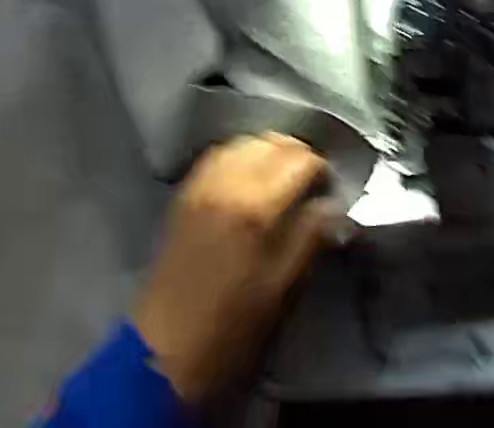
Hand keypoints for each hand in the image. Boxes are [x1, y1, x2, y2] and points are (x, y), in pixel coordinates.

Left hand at [132, 134, 335, 401]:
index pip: (300, 161)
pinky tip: (250, 172)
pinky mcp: (185, 194)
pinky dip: (241, 153)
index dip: (321, 167)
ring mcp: (202, 185)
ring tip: (283, 172)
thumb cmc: (228, 325)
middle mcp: (228, 183)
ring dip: (269, 149)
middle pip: (272, 143)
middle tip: (310, 178)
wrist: (159, 351)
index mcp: (255, 207)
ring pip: (245, 142)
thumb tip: (335, 206)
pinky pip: (219, 155)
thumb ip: (310, 238)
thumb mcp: (279, 289)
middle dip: (298, 153)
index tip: (331, 186)